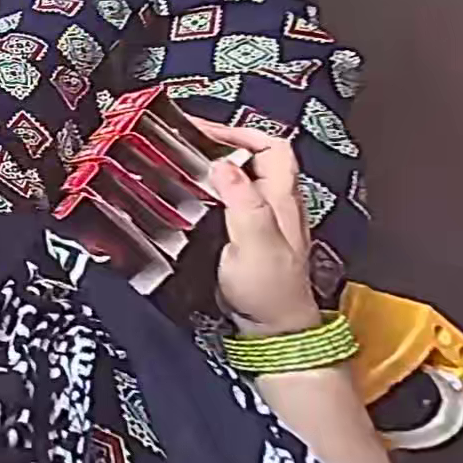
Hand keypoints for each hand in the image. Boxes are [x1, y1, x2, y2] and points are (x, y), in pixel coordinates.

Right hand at [190, 118, 323, 337]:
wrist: (273, 329)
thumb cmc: (269, 290)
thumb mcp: (256, 244)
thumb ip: (243, 204)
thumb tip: (223, 166)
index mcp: (281, 199)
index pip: (271, 147)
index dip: (239, 133)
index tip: (203, 133)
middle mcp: (274, 202)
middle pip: (253, 156)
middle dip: (220, 142)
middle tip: (184, 139)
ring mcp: (261, 217)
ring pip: (240, 175)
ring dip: (212, 162)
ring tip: (180, 158)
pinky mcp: (245, 231)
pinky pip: (228, 195)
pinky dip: (208, 185)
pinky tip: (188, 191)